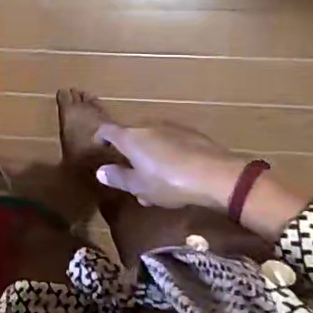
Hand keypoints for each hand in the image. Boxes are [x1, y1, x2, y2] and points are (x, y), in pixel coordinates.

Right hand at [93, 122, 245, 211]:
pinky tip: (176, 175)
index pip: (108, 130)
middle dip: (129, 155)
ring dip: (150, 158)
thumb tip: (100, 170)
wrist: (214, 174)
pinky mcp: (192, 134)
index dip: (100, 137)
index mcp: (131, 137)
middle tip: (131, 178)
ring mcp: (172, 128)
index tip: (98, 146)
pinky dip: (168, 156)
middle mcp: (149, 126)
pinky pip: (171, 144)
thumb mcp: (139, 186)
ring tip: (155, 184)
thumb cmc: (169, 182)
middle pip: (132, 137)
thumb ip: (119, 177)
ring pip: (153, 142)